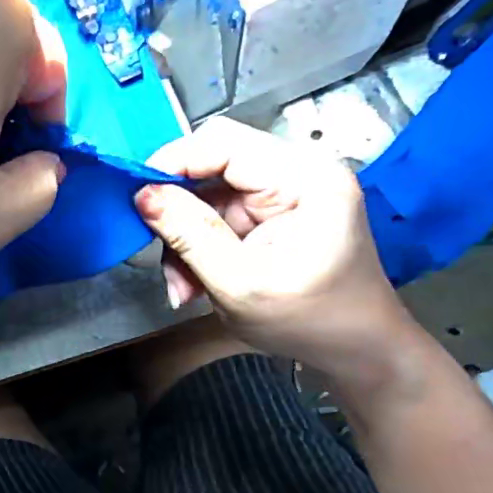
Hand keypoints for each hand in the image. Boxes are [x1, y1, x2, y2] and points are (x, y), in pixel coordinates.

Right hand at [133, 118, 419, 376]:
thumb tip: (143, 195)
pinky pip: (216, 217)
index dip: (172, 164)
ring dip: (185, 240)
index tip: (137, 199)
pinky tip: (197, 283)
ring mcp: (282, 192)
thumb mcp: (240, 284)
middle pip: (210, 167)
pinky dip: (198, 249)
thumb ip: (190, 235)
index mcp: (305, 177)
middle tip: (163, 257)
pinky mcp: (270, 213)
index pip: (222, 143)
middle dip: (178, 213)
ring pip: (206, 196)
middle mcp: (296, 171)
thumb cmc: (311, 322)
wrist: (355, 349)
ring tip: (185, 287)